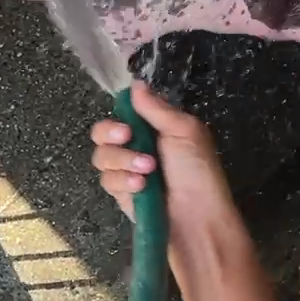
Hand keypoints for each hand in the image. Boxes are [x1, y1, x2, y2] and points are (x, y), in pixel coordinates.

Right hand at [90, 82, 246, 261]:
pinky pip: (107, 180)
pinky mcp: (121, 193)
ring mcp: (126, 170)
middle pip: (102, 133)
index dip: (119, 116)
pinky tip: (141, 188)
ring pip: (102, 157)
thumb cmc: (197, 171)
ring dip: (122, 161)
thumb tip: (135, 84)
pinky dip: (123, 181)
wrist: (196, 216)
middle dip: (111, 137)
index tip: (128, 124)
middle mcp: (137, 146)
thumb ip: (156, 108)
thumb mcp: (184, 131)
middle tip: (128, 139)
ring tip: (147, 172)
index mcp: (154, 127)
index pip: (123, 113)